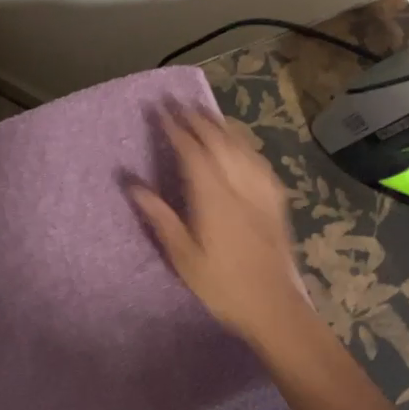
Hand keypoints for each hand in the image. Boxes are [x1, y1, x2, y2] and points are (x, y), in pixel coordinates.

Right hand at [129, 107, 306, 342]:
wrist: (273, 307)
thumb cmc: (221, 285)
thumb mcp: (182, 256)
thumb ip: (160, 216)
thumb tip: (133, 184)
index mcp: (213, 197)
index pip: (192, 151)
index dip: (176, 127)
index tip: (160, 110)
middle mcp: (238, 185)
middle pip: (218, 141)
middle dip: (197, 119)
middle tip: (179, 103)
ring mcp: (260, 191)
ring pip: (241, 146)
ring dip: (222, 126)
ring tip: (205, 113)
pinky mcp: (275, 201)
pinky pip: (259, 162)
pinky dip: (245, 145)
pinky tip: (241, 144)